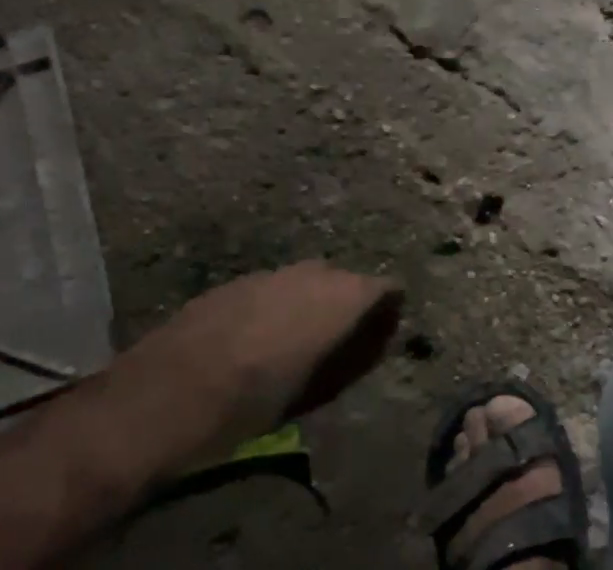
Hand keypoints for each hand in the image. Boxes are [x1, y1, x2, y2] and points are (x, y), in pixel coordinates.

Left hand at [116, 261, 402, 472]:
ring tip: (284, 346)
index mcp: (348, 293)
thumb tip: (373, 342)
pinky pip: (261, 295)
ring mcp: (264, 276)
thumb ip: (357, 357)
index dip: (388, 315)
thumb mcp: (323, 388)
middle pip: (345, 282)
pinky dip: (265, 313)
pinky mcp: (222, 289)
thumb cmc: (255, 400)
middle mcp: (314, 273)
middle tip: (332, 344)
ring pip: (300, 286)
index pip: (390, 290)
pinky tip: (244, 347)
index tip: (375, 343)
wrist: (156, 405)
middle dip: (344, 307)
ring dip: (302, 308)